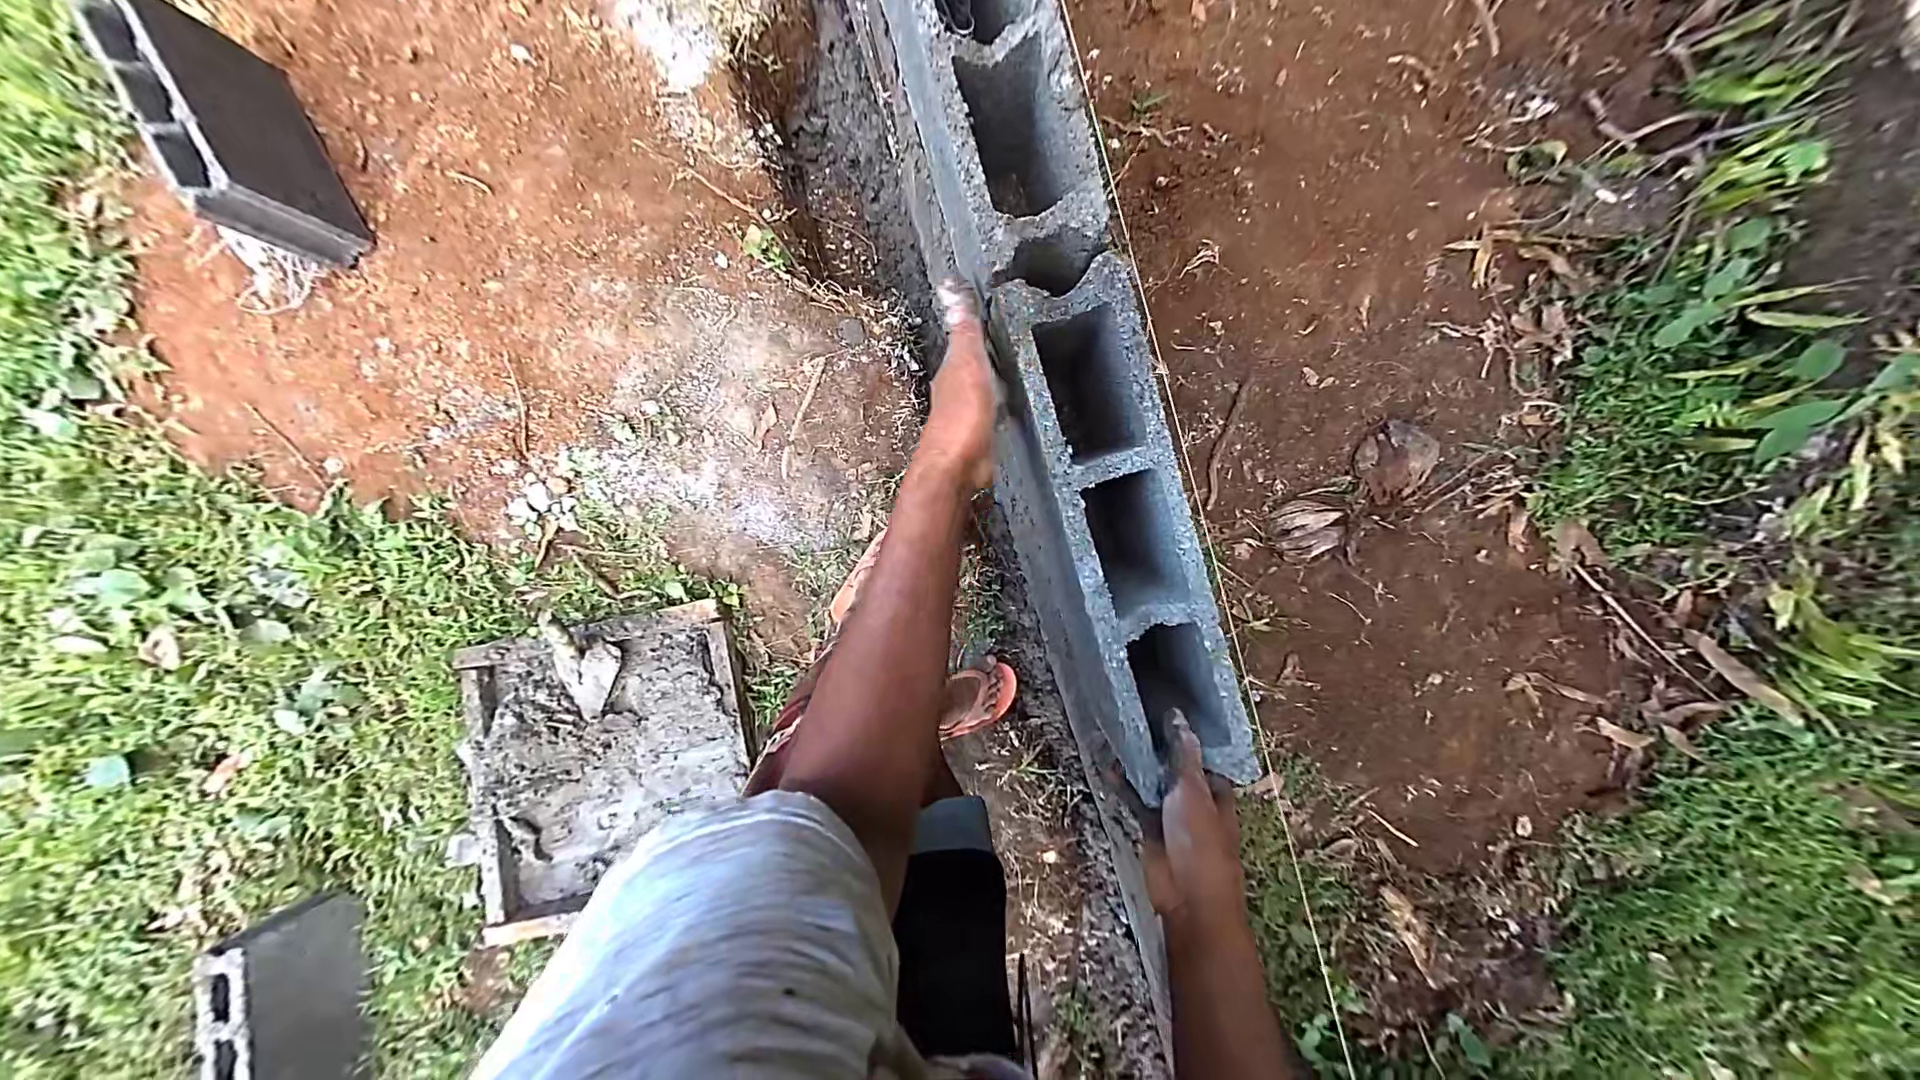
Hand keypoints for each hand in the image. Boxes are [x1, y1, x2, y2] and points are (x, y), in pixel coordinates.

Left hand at [919, 278, 997, 491]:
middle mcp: (954, 391)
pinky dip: (996, 405)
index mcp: (951, 370)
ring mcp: (966, 415)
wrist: (959, 466)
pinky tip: (1002, 407)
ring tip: (1002, 370)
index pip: (962, 338)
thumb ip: (965, 331)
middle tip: (995, 339)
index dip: (971, 324)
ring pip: (979, 389)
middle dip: (981, 353)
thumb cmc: (961, 418)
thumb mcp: (968, 364)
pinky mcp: (978, 437)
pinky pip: (990, 413)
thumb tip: (953, 291)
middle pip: (969, 365)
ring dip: (988, 380)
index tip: (979, 310)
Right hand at [1141, 710, 1246, 929]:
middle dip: (1159, 750)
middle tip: (1136, 718)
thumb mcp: (1194, 792)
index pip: (1204, 760)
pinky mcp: (1151, 829)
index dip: (1188, 740)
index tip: (1166, 714)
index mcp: (1217, 795)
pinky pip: (1137, 802)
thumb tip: (1179, 717)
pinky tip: (1109, 767)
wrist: (1188, 898)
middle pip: (1176, 770)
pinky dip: (1124, 787)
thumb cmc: (1201, 842)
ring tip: (1119, 737)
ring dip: (1139, 767)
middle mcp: (1196, 803)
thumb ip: (1184, 756)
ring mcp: (1172, 817)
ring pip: (1154, 785)